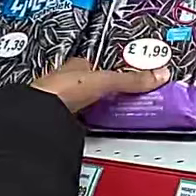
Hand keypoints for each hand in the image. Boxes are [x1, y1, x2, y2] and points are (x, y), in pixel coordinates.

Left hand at [32, 58, 169, 112]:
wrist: (37, 115)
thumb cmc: (60, 89)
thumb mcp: (106, 81)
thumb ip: (131, 80)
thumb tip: (158, 74)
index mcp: (76, 66)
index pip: (95, 65)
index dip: (107, 69)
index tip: (121, 76)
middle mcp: (64, 82)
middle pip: (86, 84)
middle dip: (99, 91)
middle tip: (116, 99)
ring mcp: (57, 103)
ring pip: (77, 103)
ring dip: (89, 108)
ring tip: (105, 116)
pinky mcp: (54, 122)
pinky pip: (71, 122)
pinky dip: (80, 125)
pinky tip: (87, 130)